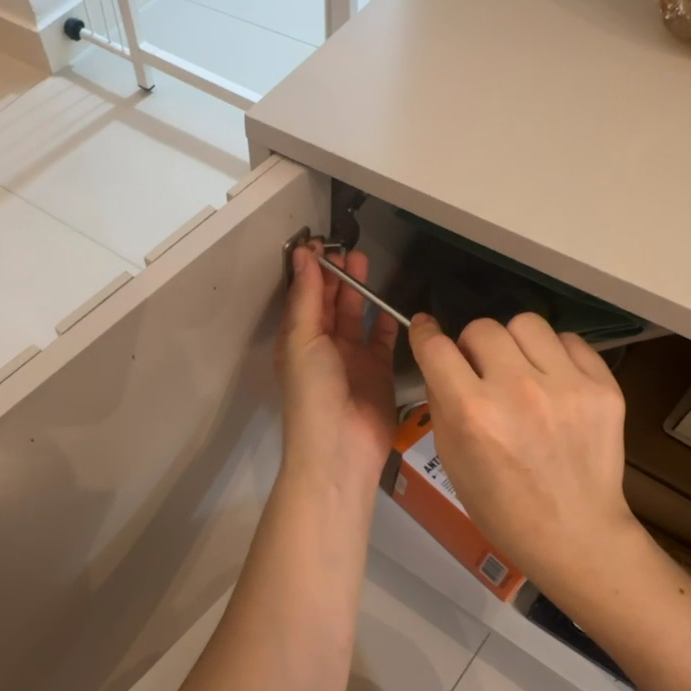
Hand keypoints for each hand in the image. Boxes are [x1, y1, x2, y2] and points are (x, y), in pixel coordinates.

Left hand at [278, 242, 398, 488]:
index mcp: (297, 341)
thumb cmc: (314, 393)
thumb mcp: (302, 340)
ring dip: (359, 290)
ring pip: (355, 316)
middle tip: (346, 247)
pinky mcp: (379, 372)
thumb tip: (304, 255)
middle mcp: (322, 348)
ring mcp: (352, 360)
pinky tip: (393, 301)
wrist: (340, 448)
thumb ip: (307, 297)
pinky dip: (388, 321)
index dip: (310, 270)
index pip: (303, 297)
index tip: (319, 241)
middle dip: (335, 276)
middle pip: (329, 303)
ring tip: (363, 261)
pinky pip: (384, 340)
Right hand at [409, 311, 641, 584]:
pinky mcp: (603, 387)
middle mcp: (516, 389)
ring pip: (527, 324)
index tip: (425, 330)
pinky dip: (554, 355)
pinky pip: (569, 341)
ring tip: (519, 370)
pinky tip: (552, 382)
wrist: (574, 533)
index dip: (425, 334)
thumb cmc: (500, 506)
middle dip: (472, 346)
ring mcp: (565, 385)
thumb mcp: (452, 458)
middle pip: (482, 328)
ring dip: (513, 343)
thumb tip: (440, 364)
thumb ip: (442, 404)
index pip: (436, 348)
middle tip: (479, 371)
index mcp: (472, 413)